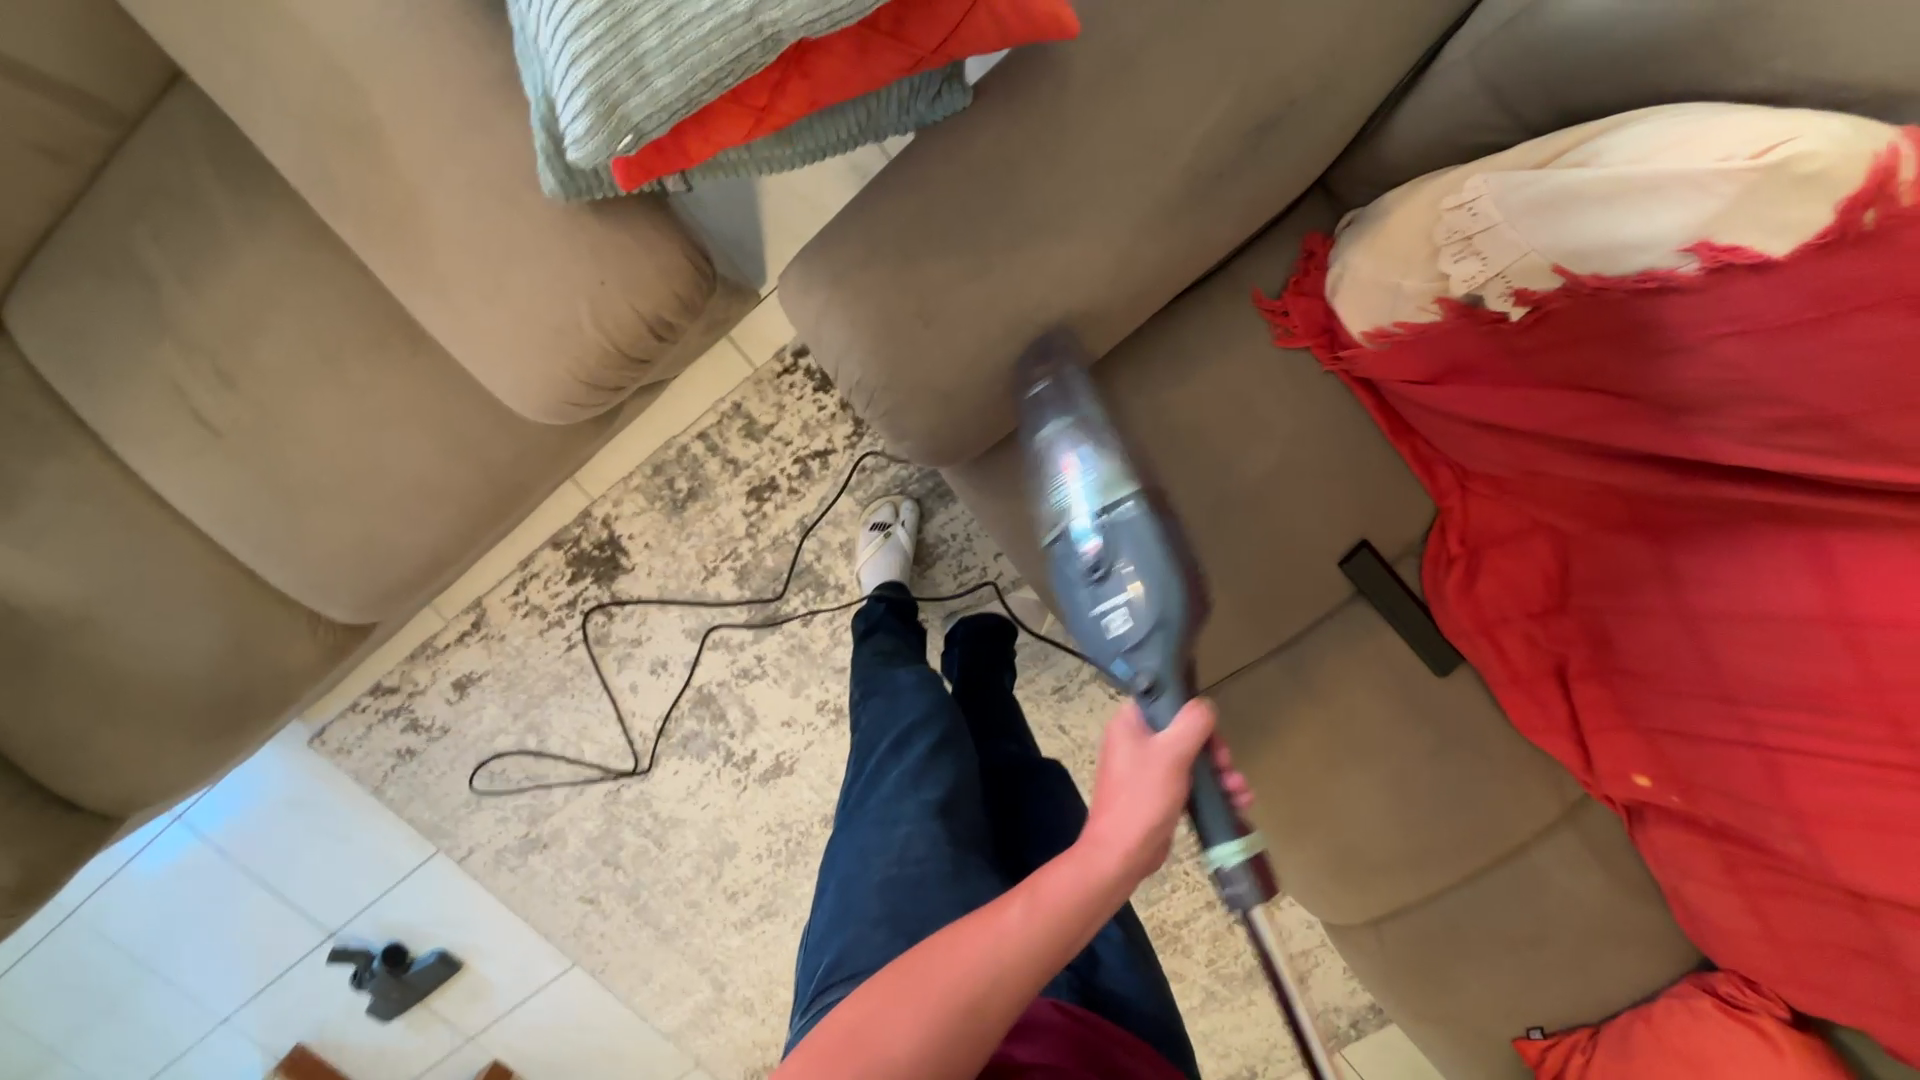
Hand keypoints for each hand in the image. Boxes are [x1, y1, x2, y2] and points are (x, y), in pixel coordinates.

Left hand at [1079, 698, 1253, 888]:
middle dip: (1213, 749)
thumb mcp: (1171, 753)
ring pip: (1191, 759)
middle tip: (1227, 765)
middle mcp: (1136, 741)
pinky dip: (1211, 790)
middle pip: (1183, 731)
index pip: (1163, 701)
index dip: (1190, 711)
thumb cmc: (1143, 796)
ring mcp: (1147, 770)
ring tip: (1239, 790)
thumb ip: (1192, 723)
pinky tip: (1237, 802)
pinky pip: (1190, 783)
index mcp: (1129, 723)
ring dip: (1218, 772)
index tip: (1211, 729)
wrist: (1123, 853)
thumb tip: (1205, 705)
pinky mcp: (1159, 794)